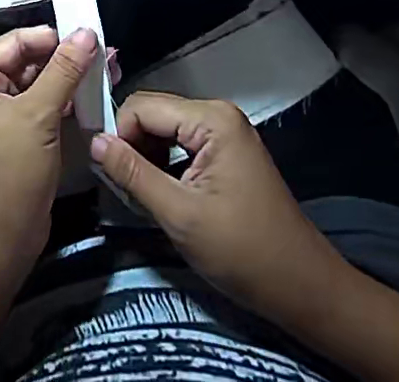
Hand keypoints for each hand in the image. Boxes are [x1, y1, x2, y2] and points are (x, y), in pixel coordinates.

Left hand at [0, 25, 97, 266]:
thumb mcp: (37, 115)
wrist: (0, 239)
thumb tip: (85, 34)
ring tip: (110, 67)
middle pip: (28, 60)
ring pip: (39, 82)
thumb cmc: (8, 172)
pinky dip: (67, 99)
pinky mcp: (18, 131)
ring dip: (71, 78)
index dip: (52, 38)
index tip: (90, 35)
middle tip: (107, 52)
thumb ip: (63, 71)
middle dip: (67, 58)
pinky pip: (43, 104)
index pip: (15, 42)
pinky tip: (96, 92)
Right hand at [90, 92, 349, 319]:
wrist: (306, 291)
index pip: (140, 107)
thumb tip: (92, 141)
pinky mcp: (224, 148)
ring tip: (141, 191)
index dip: (118, 135)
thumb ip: (132, 173)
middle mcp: (217, 113)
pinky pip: (177, 140)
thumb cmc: (245, 252)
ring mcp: (223, 130)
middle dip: (130, 144)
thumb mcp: (179, 214)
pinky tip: (160, 189)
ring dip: (144, 155)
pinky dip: (161, 161)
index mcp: (211, 120)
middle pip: (150, 112)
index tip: (109, 172)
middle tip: (124, 185)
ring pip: (160, 127)